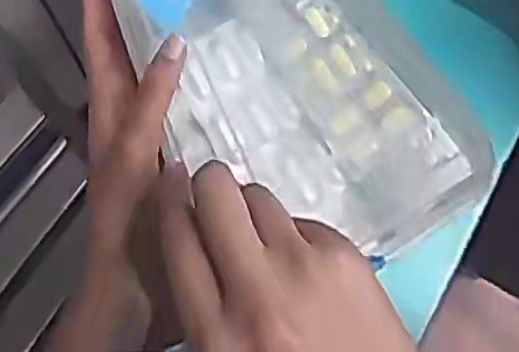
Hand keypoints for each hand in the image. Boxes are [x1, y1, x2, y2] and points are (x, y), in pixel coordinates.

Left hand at [81, 0, 184, 247]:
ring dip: (151, 47)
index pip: (100, 51)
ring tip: (176, 15)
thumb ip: (151, 99)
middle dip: (123, 21)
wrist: (130, 285)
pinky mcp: (166, 153)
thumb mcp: (135, 151)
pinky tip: (208, 80)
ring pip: (143, 79)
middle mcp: (122, 118)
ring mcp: (144, 136)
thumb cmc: (124, 217)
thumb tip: (174, 42)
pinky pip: (171, 105)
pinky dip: (180, 82)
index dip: (97, 14)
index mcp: (108, 111)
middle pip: (118, 59)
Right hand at [158, 161, 413, 351]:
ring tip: (270, 251)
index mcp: (218, 336)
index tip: (173, 182)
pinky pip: (303, 220)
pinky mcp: (347, 257)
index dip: (171, 199)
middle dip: (212, 187)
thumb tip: (192, 228)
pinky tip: (310, 273)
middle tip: (219, 206)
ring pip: (259, 195)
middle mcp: (257, 294)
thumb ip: (204, 302)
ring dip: (256, 216)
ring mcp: (305, 267)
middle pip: (216, 189)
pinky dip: (298, 239)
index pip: (177, 234)